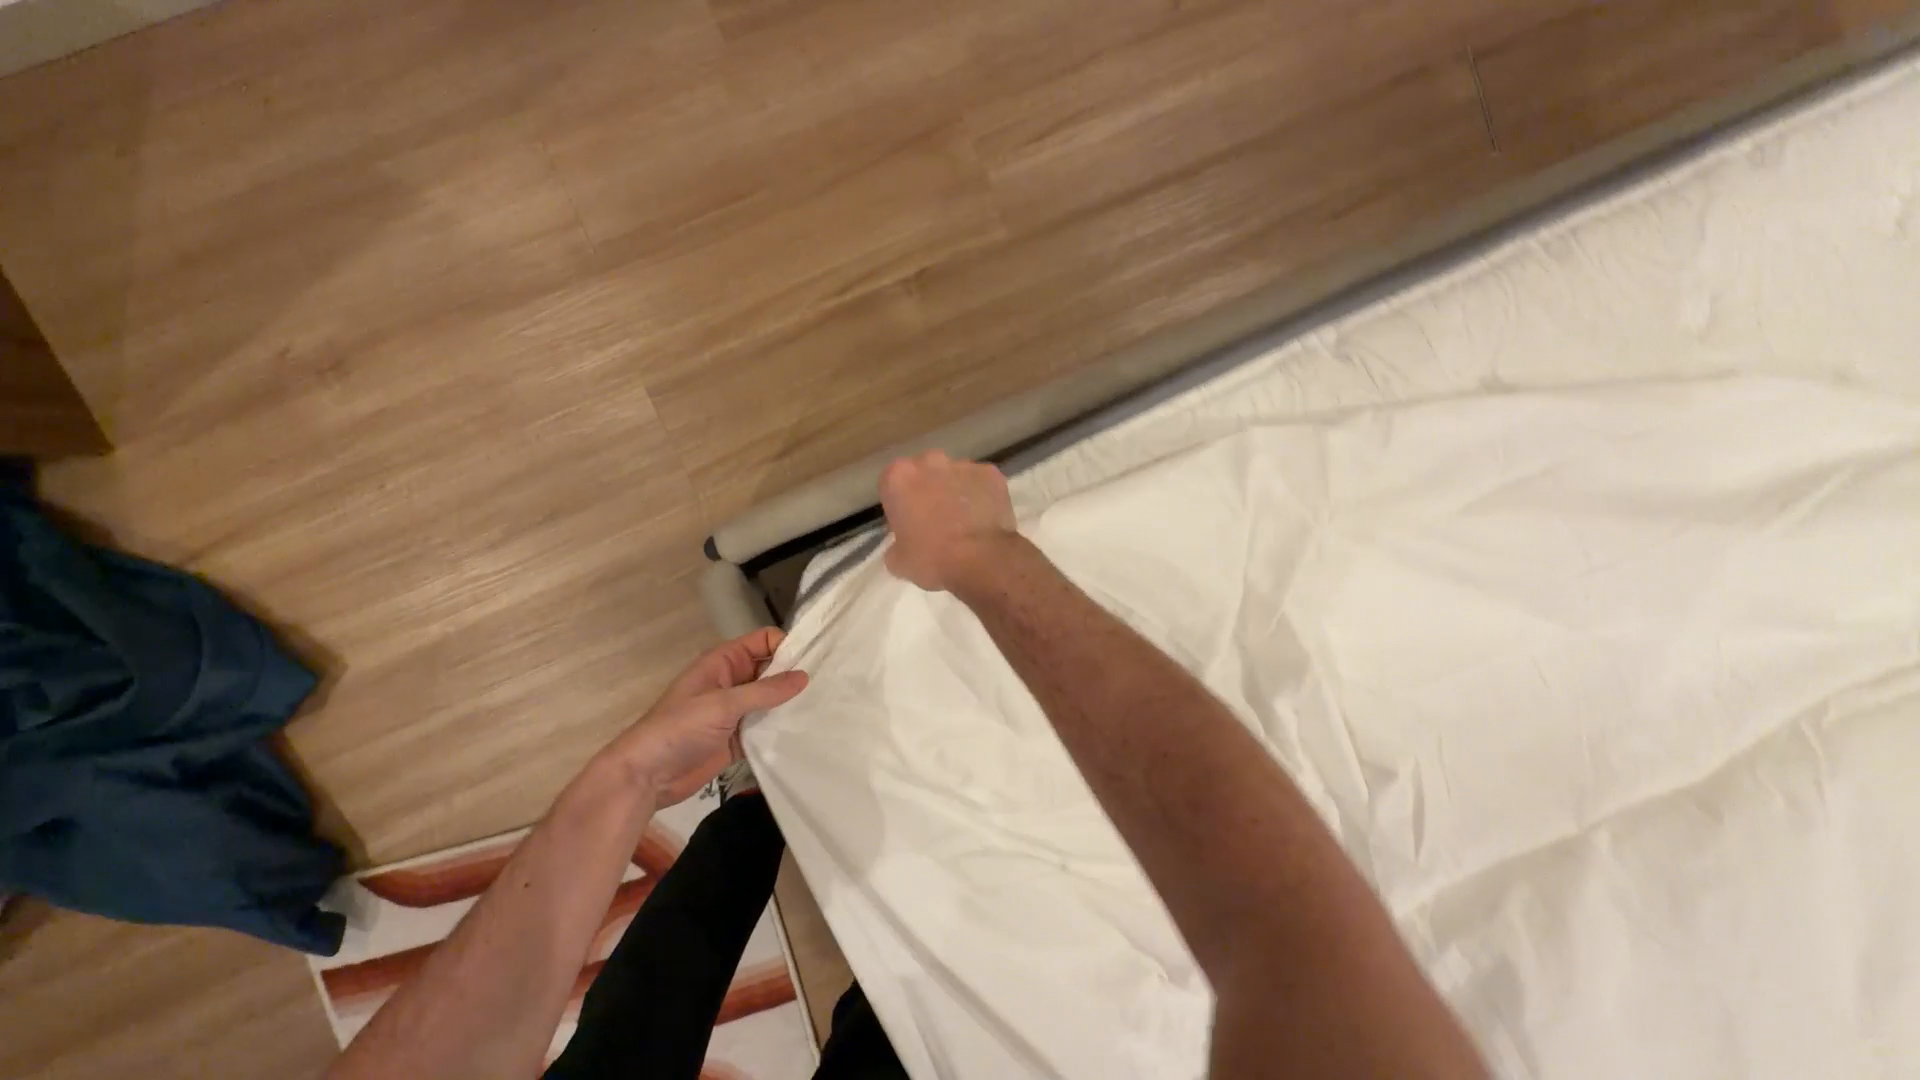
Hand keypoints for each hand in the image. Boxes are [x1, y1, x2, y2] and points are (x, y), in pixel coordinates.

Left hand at [608, 628, 807, 806]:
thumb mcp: (722, 704)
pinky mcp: (739, 739)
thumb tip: (804, 677)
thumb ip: (764, 691)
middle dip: (796, 676)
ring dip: (791, 705)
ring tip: (827, 709)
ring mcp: (736, 712)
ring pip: (772, 701)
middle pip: (772, 670)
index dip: (788, 646)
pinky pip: (767, 728)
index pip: (763, 642)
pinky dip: (782, 730)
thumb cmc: (678, 729)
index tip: (817, 660)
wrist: (647, 776)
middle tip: (831, 686)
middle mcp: (732, 682)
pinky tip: (808, 733)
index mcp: (723, 663)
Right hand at [879, 451, 1017, 592]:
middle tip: (935, 520)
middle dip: (928, 491)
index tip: (908, 523)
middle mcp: (929, 461)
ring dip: (955, 492)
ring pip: (955, 476)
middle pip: (924, 473)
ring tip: (964, 522)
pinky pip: (981, 483)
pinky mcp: (991, 473)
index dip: (900, 504)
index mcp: (898, 477)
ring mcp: (963, 465)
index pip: (892, 485)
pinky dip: (982, 496)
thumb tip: (902, 547)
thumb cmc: (931, 558)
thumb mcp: (898, 562)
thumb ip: (895, 546)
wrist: (980, 559)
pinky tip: (984, 519)